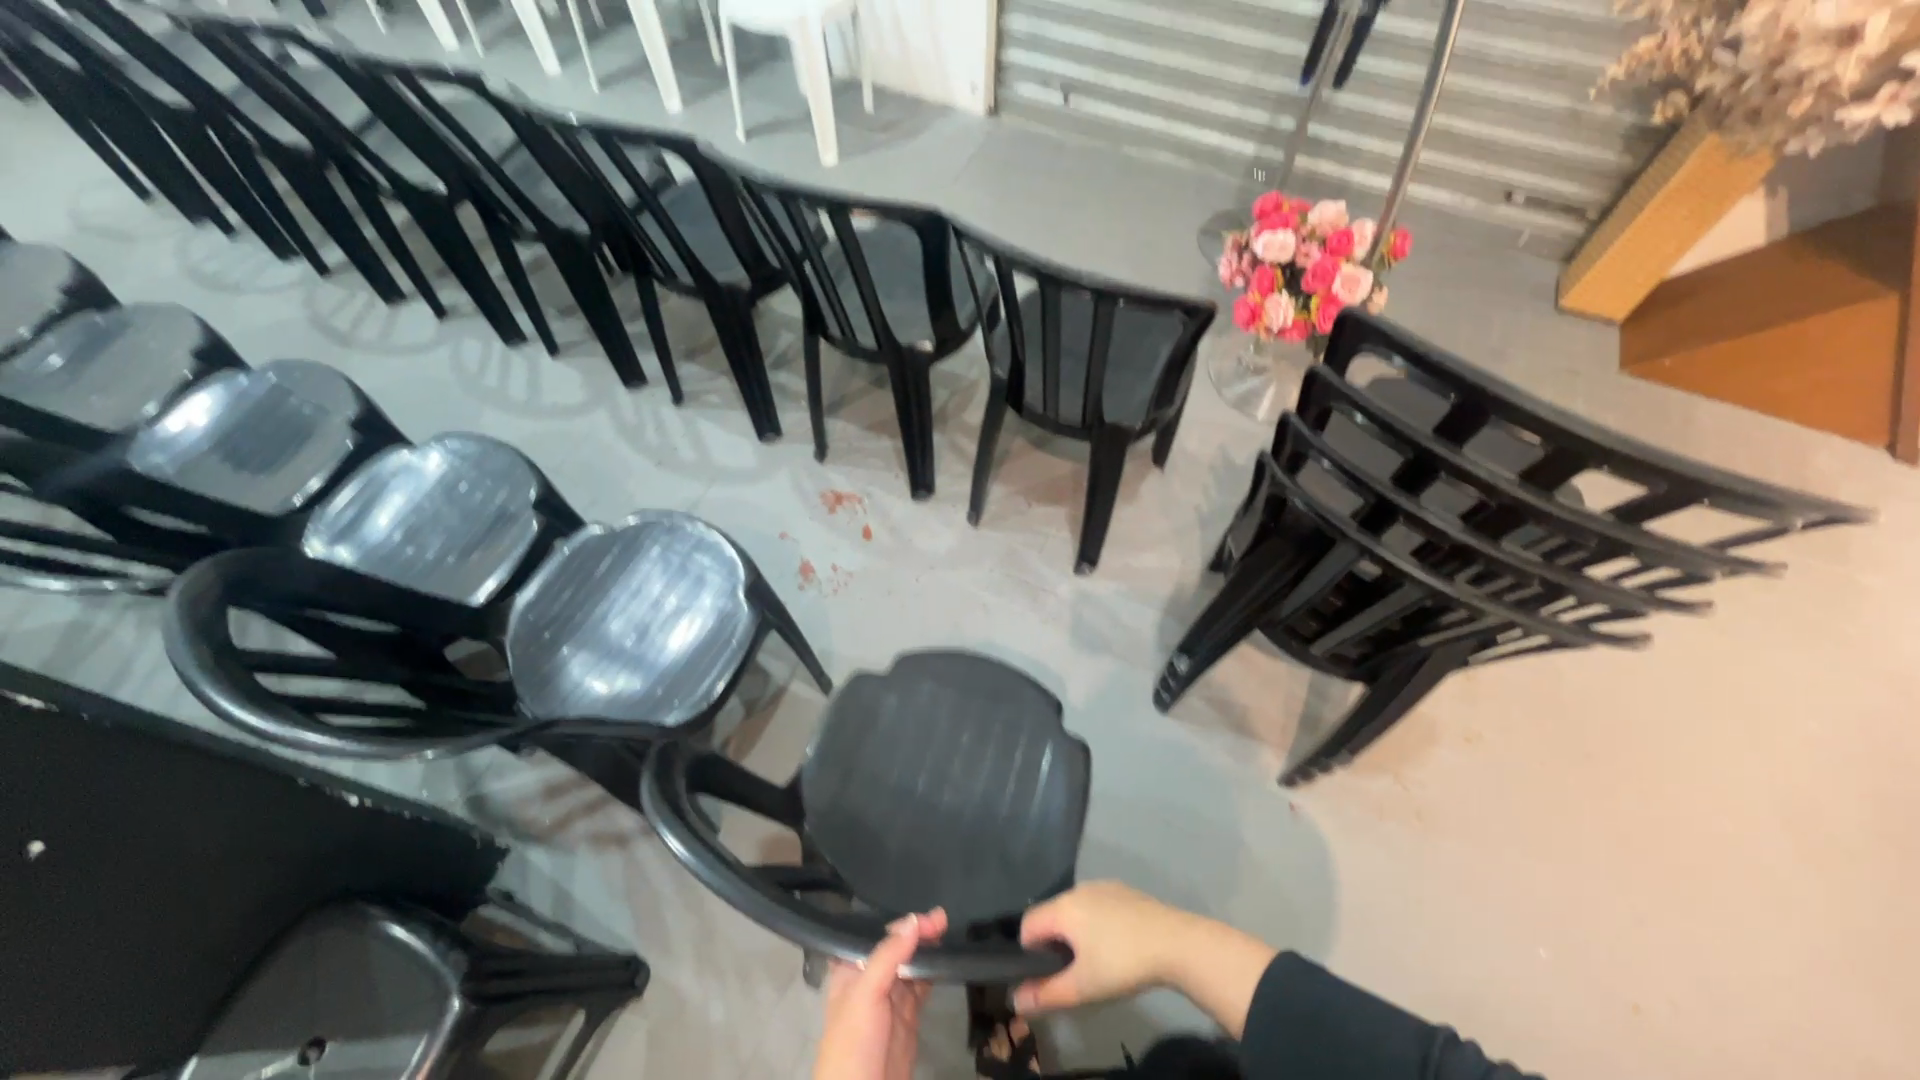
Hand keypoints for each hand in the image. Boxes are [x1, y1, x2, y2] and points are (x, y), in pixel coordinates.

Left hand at [813, 908, 948, 1079]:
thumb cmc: (854, 1041)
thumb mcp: (866, 993)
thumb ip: (889, 956)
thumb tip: (914, 920)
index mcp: (850, 970)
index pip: (877, 936)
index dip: (902, 924)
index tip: (929, 916)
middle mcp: (869, 981)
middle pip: (897, 949)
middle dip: (918, 933)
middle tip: (944, 920)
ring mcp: (890, 1000)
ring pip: (911, 966)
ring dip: (928, 950)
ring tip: (949, 932)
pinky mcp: (908, 1018)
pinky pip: (921, 987)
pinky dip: (934, 973)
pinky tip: (946, 961)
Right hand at [1012, 881, 1190, 1013]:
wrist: (1177, 943)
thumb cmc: (1122, 963)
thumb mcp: (1082, 987)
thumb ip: (1046, 994)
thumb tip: (1016, 1000)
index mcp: (1063, 908)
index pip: (1027, 924)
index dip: (1028, 952)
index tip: (1047, 974)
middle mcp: (1078, 889)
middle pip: (1051, 915)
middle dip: (1054, 943)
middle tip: (1073, 972)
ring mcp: (1104, 887)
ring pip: (1076, 910)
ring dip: (1076, 933)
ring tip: (1096, 961)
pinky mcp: (1125, 891)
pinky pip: (1097, 906)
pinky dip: (1097, 923)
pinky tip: (1118, 945)